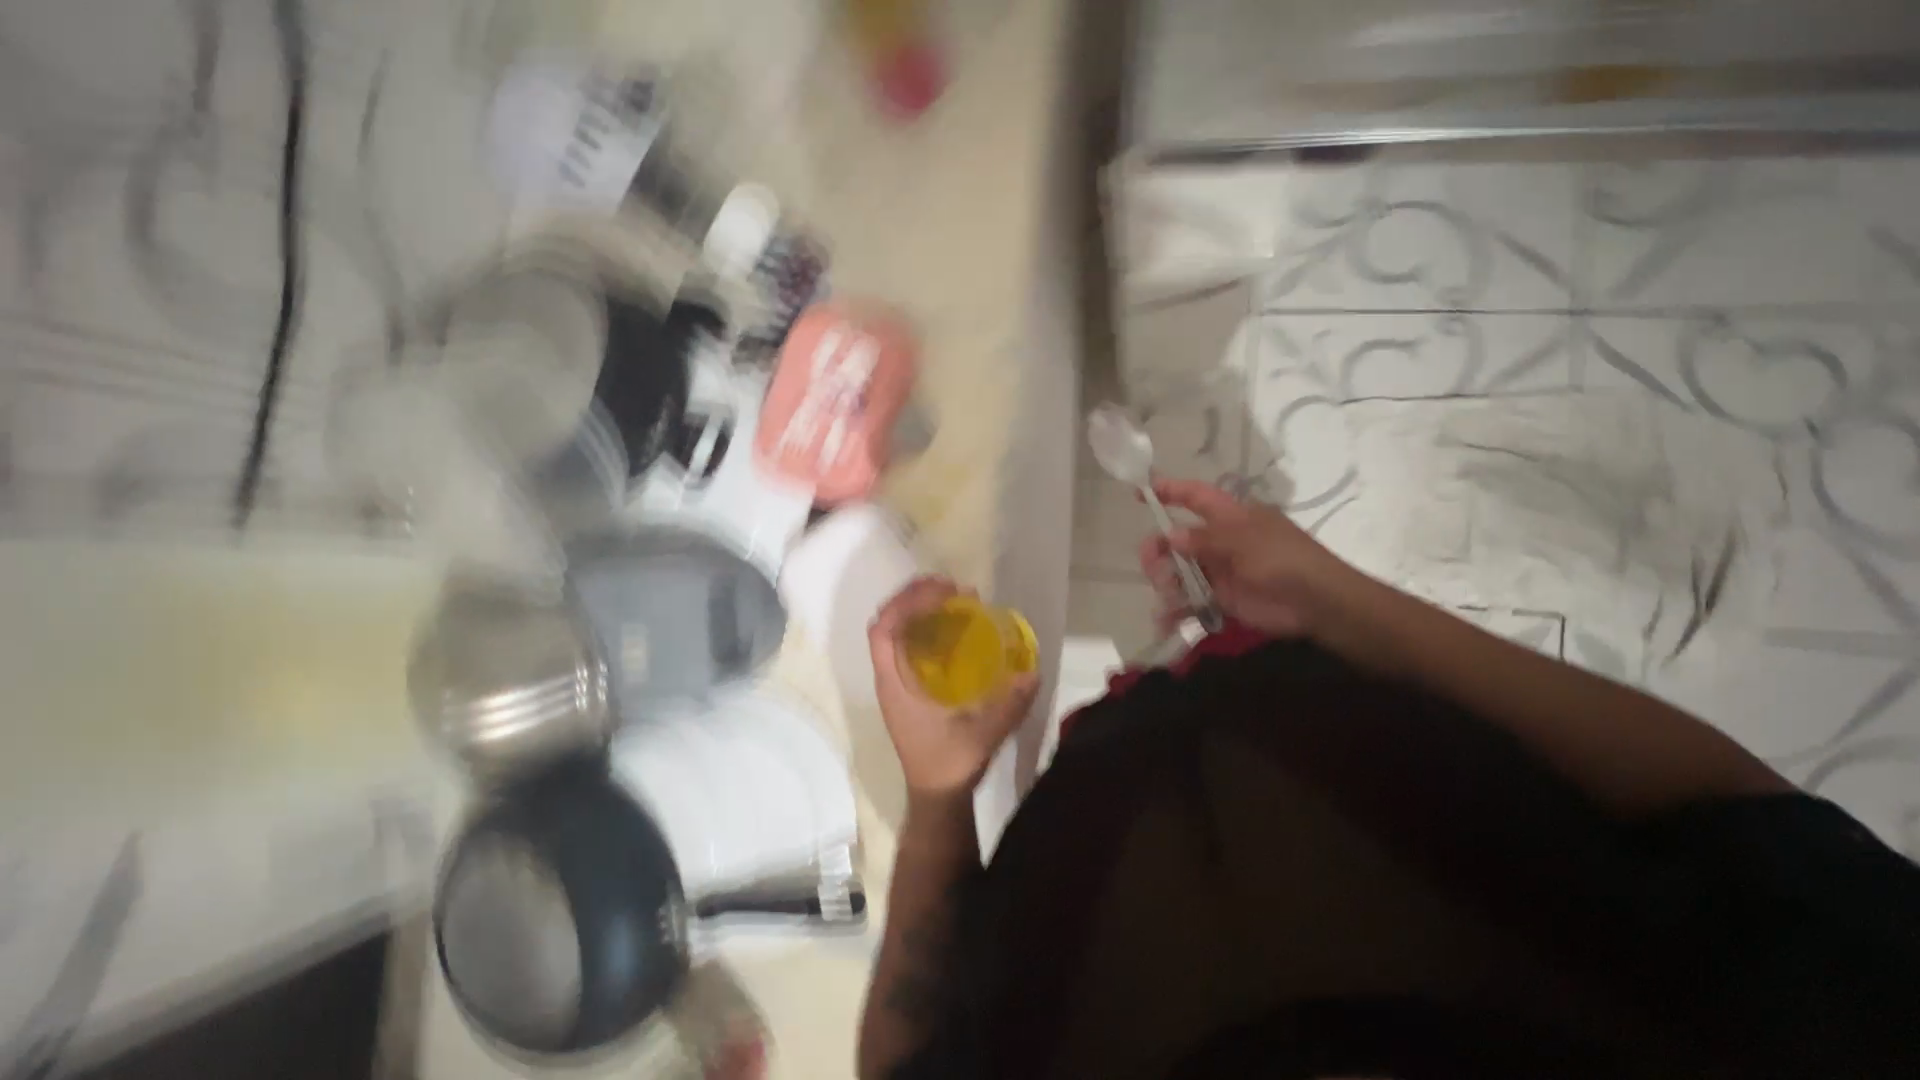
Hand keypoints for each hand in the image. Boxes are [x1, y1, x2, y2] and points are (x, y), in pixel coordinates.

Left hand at [868, 577, 1040, 803]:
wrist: (935, 797)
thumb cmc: (948, 766)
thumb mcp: (982, 737)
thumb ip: (1008, 707)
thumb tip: (1032, 673)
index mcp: (895, 685)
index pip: (883, 631)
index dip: (906, 603)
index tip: (940, 591)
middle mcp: (890, 678)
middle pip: (888, 623)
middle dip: (914, 597)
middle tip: (952, 586)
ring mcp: (897, 682)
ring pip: (897, 632)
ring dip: (920, 609)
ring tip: (955, 598)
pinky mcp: (908, 688)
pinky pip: (909, 645)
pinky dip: (927, 628)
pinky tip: (957, 627)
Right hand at [1140, 479, 1362, 640]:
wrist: (1316, 602)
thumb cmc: (1283, 560)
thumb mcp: (1244, 540)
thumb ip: (1204, 539)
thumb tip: (1170, 536)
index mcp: (1230, 516)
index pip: (1195, 497)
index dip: (1169, 491)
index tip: (1140, 493)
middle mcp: (1221, 541)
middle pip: (1177, 540)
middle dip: (1158, 551)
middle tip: (1153, 567)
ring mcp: (1220, 571)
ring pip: (1179, 572)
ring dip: (1165, 583)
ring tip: (1166, 597)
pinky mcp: (1222, 600)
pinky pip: (1191, 602)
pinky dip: (1176, 611)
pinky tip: (1164, 621)